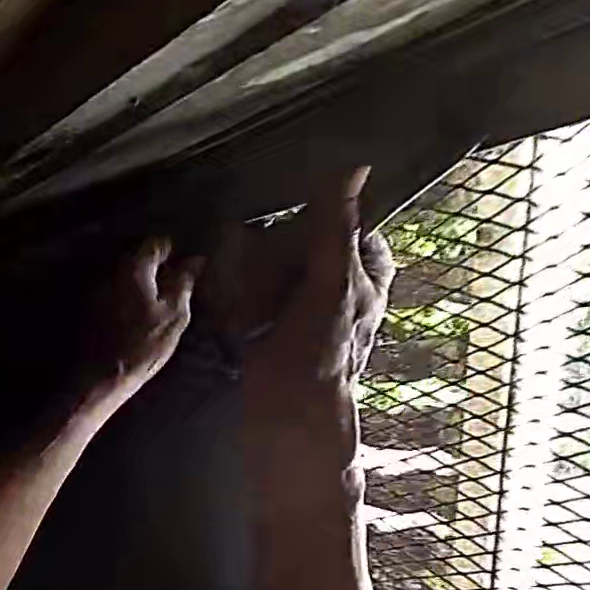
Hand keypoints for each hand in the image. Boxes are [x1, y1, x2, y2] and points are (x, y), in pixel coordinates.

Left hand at [78, 237, 198, 410]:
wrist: (99, 377)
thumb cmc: (142, 346)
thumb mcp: (174, 315)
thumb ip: (183, 284)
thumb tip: (194, 260)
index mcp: (132, 267)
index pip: (154, 243)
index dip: (171, 251)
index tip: (181, 266)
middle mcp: (108, 271)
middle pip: (133, 256)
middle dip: (152, 265)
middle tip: (170, 284)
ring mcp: (93, 290)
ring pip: (119, 274)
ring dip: (136, 281)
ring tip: (153, 301)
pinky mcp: (85, 310)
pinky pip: (109, 292)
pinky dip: (122, 296)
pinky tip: (132, 314)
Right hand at [238, 168, 394, 454]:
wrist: (287, 420)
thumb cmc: (318, 354)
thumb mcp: (330, 285)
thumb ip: (337, 232)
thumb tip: (354, 170)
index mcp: (365, 278)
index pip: (353, 227)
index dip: (329, 213)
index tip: (295, 204)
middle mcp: (338, 294)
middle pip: (313, 250)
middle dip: (284, 242)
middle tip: (254, 233)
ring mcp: (304, 317)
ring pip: (284, 275)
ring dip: (259, 267)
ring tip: (234, 258)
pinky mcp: (275, 337)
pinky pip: (260, 302)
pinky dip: (244, 294)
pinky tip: (225, 291)